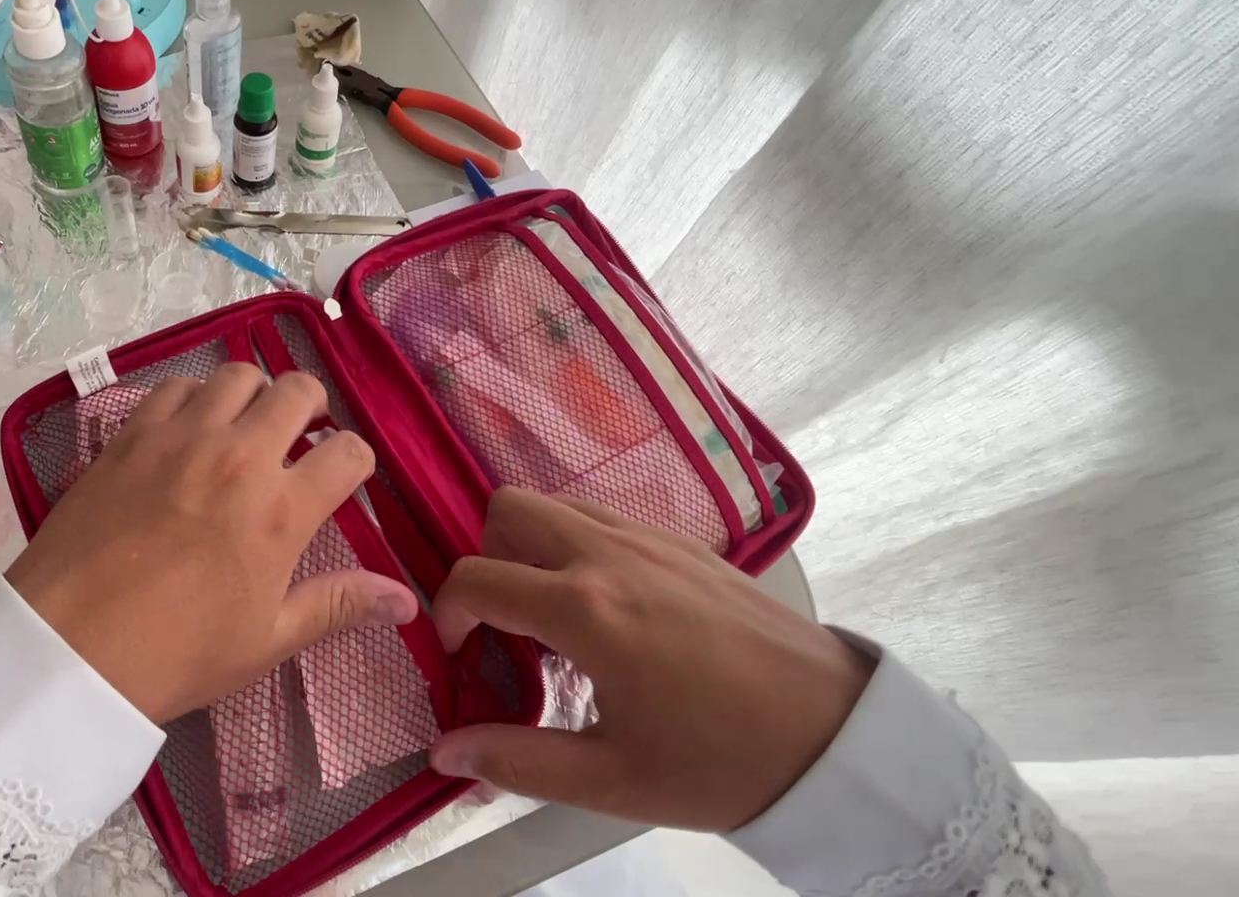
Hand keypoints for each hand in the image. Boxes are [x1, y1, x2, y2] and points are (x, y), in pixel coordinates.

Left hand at [6, 365, 419, 724]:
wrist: (68, 647)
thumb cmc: (176, 653)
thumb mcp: (267, 639)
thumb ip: (338, 605)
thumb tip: (406, 599)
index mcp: (280, 510)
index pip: (349, 454)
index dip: (358, 460)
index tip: (346, 476)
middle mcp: (238, 456)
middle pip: (298, 391)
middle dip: (314, 406)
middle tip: (304, 431)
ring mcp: (182, 437)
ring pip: (238, 375)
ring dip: (256, 392)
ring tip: (249, 421)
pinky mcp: (133, 434)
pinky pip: (177, 386)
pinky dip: (197, 395)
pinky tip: (192, 425)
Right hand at [428, 488, 872, 830]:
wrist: (839, 736)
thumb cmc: (721, 764)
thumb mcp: (612, 781)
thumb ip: (516, 760)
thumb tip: (445, 751)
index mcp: (584, 610)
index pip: (476, 578)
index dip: (447, 613)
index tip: (460, 653)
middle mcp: (606, 553)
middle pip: (505, 508)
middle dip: (486, 557)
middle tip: (507, 619)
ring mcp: (646, 536)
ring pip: (552, 503)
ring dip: (530, 545)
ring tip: (554, 610)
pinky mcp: (679, 538)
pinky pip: (598, 514)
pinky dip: (575, 542)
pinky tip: (607, 602)